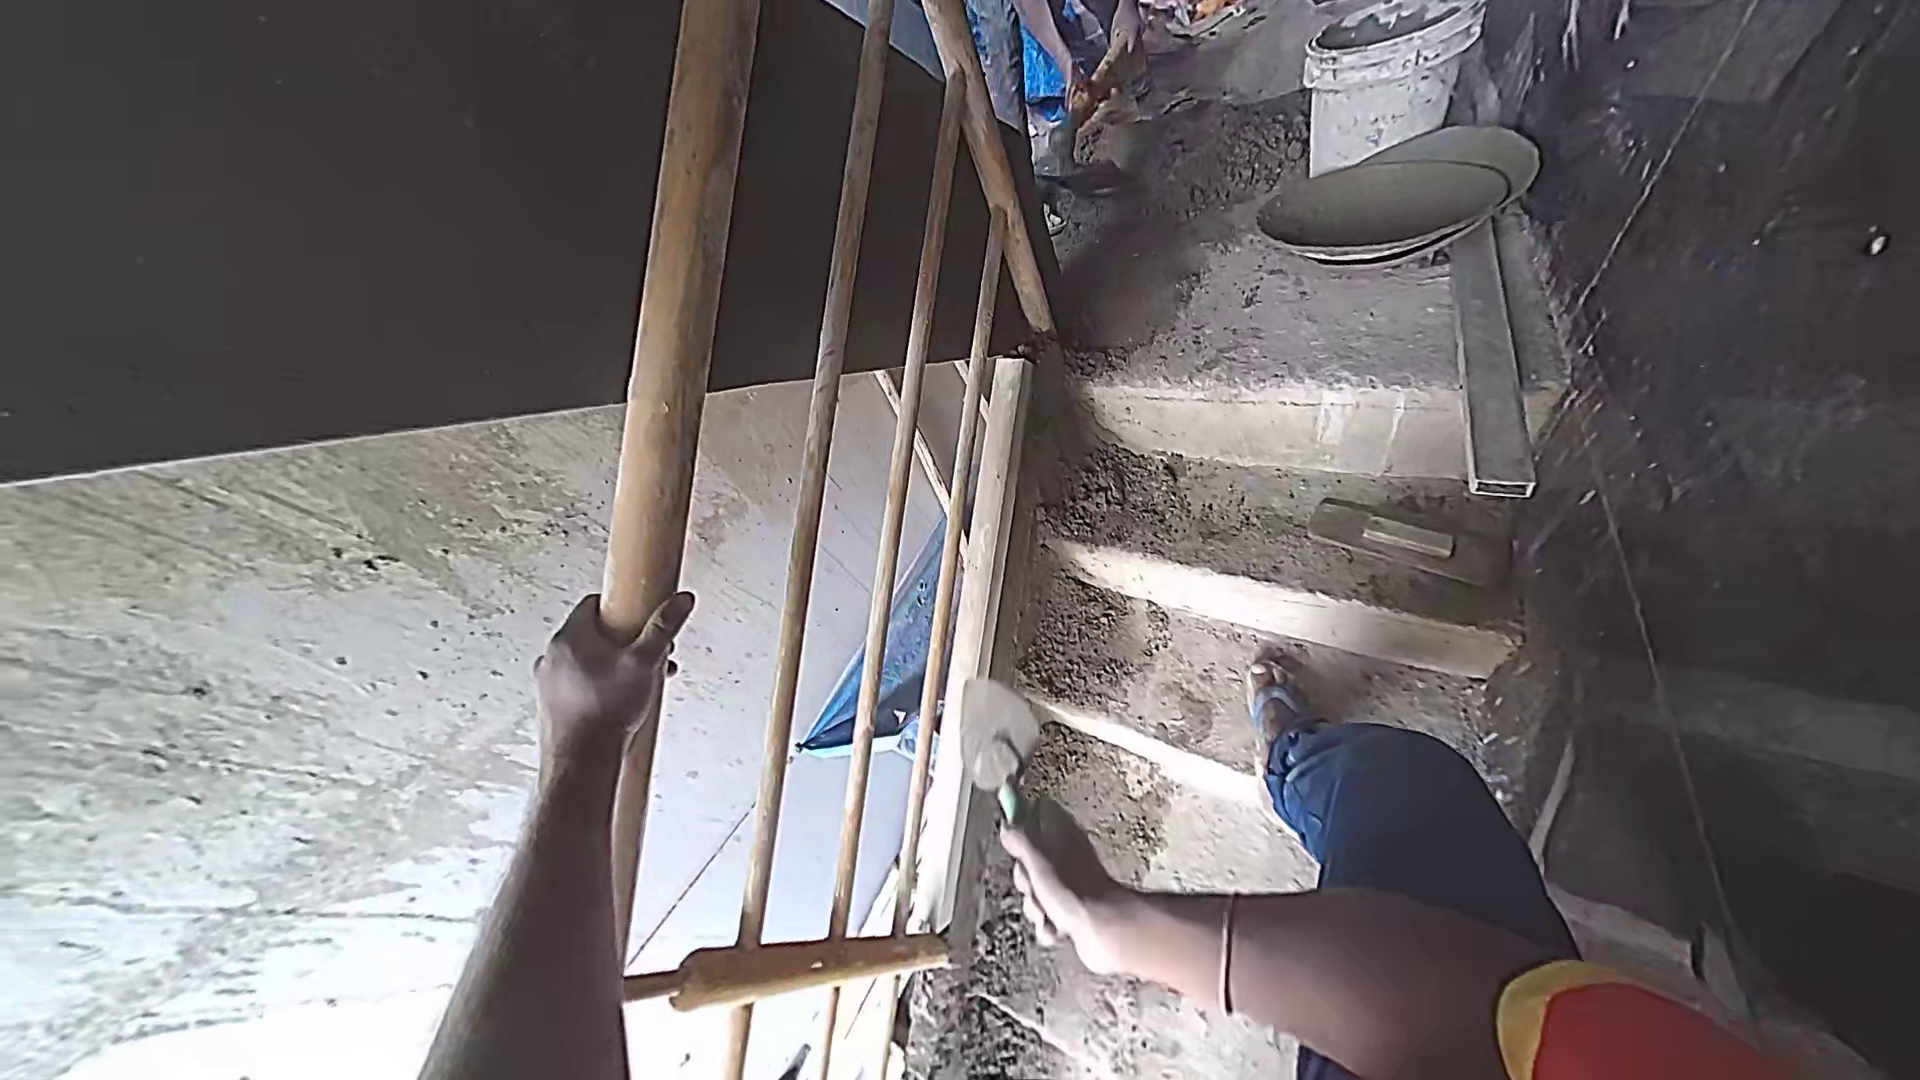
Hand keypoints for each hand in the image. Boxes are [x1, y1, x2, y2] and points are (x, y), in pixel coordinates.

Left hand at [534, 592, 694, 772]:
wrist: (582, 761)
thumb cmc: (606, 710)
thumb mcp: (645, 661)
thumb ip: (664, 627)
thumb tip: (680, 600)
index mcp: (569, 639)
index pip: (593, 604)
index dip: (621, 606)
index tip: (640, 613)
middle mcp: (553, 658)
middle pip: (595, 633)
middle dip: (628, 640)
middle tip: (649, 653)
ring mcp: (551, 683)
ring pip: (590, 660)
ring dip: (618, 664)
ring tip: (643, 680)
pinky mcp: (555, 705)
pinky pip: (583, 683)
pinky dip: (605, 684)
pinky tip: (626, 699)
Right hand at [999, 796, 1128, 973]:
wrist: (1105, 930)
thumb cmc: (1072, 888)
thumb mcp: (1035, 855)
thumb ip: (1018, 837)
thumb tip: (1007, 828)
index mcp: (1060, 828)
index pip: (1036, 808)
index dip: (1020, 821)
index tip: (1013, 839)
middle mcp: (1066, 851)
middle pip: (1028, 855)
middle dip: (1025, 878)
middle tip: (1035, 884)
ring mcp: (1069, 880)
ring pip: (1035, 888)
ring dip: (1035, 905)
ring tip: (1049, 911)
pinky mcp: (1073, 907)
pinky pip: (1047, 913)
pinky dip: (1049, 923)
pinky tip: (1057, 927)